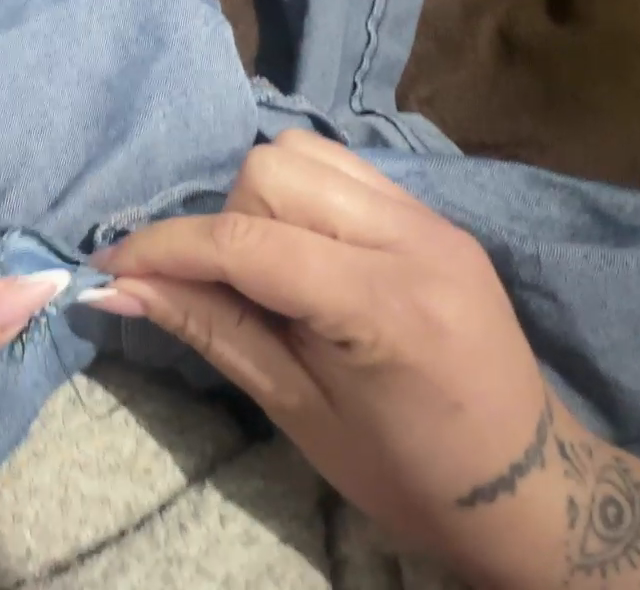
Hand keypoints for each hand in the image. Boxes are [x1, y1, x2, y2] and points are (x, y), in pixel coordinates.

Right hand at [82, 130, 553, 573]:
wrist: (528, 486)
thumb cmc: (403, 468)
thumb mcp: (291, 406)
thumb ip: (204, 326)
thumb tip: (115, 286)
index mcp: (385, 307)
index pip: (244, 244)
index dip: (162, 249)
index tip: (111, 268)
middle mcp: (414, 239)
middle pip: (270, 172)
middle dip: (222, 224)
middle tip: (224, 287)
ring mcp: (428, 216)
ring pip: (298, 153)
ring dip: (255, 201)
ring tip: (264, 265)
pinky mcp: (430, 211)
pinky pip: (334, 164)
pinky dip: (292, 193)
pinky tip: (298, 244)